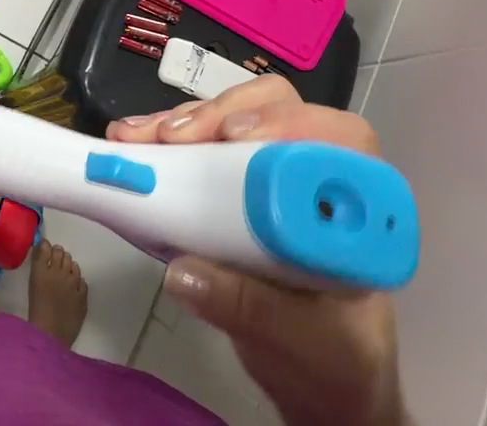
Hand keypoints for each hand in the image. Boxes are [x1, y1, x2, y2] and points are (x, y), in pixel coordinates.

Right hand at [108, 76, 411, 425]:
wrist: (317, 378)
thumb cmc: (331, 358)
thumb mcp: (297, 340)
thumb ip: (248, 309)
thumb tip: (182, 272)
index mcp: (357, 209)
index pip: (337, 138)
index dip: (286, 124)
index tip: (233, 137)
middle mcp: (317, 177)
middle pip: (276, 108)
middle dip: (218, 113)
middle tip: (170, 136)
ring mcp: (272, 174)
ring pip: (232, 117)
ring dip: (181, 120)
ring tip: (134, 136)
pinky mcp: (233, 182)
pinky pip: (202, 142)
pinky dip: (163, 137)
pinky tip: (130, 141)